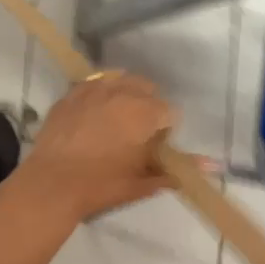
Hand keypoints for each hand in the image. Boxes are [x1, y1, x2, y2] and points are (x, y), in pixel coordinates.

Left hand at [18, 71, 177, 220]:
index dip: (166, 128)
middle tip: (139, 131)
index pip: (168, 111)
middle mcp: (117, 93)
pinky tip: (93, 113)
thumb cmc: (103, 184)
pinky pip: (89, 85)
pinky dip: (97, 94)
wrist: (53, 182)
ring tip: (118, 118)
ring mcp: (88, 91)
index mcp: (142, 112)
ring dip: (123, 94)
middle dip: (147, 105)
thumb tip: (211, 165)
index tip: (156, 144)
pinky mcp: (66, 96)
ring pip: (116, 80)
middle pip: (144, 88)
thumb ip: (177, 168)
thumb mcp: (145, 180)